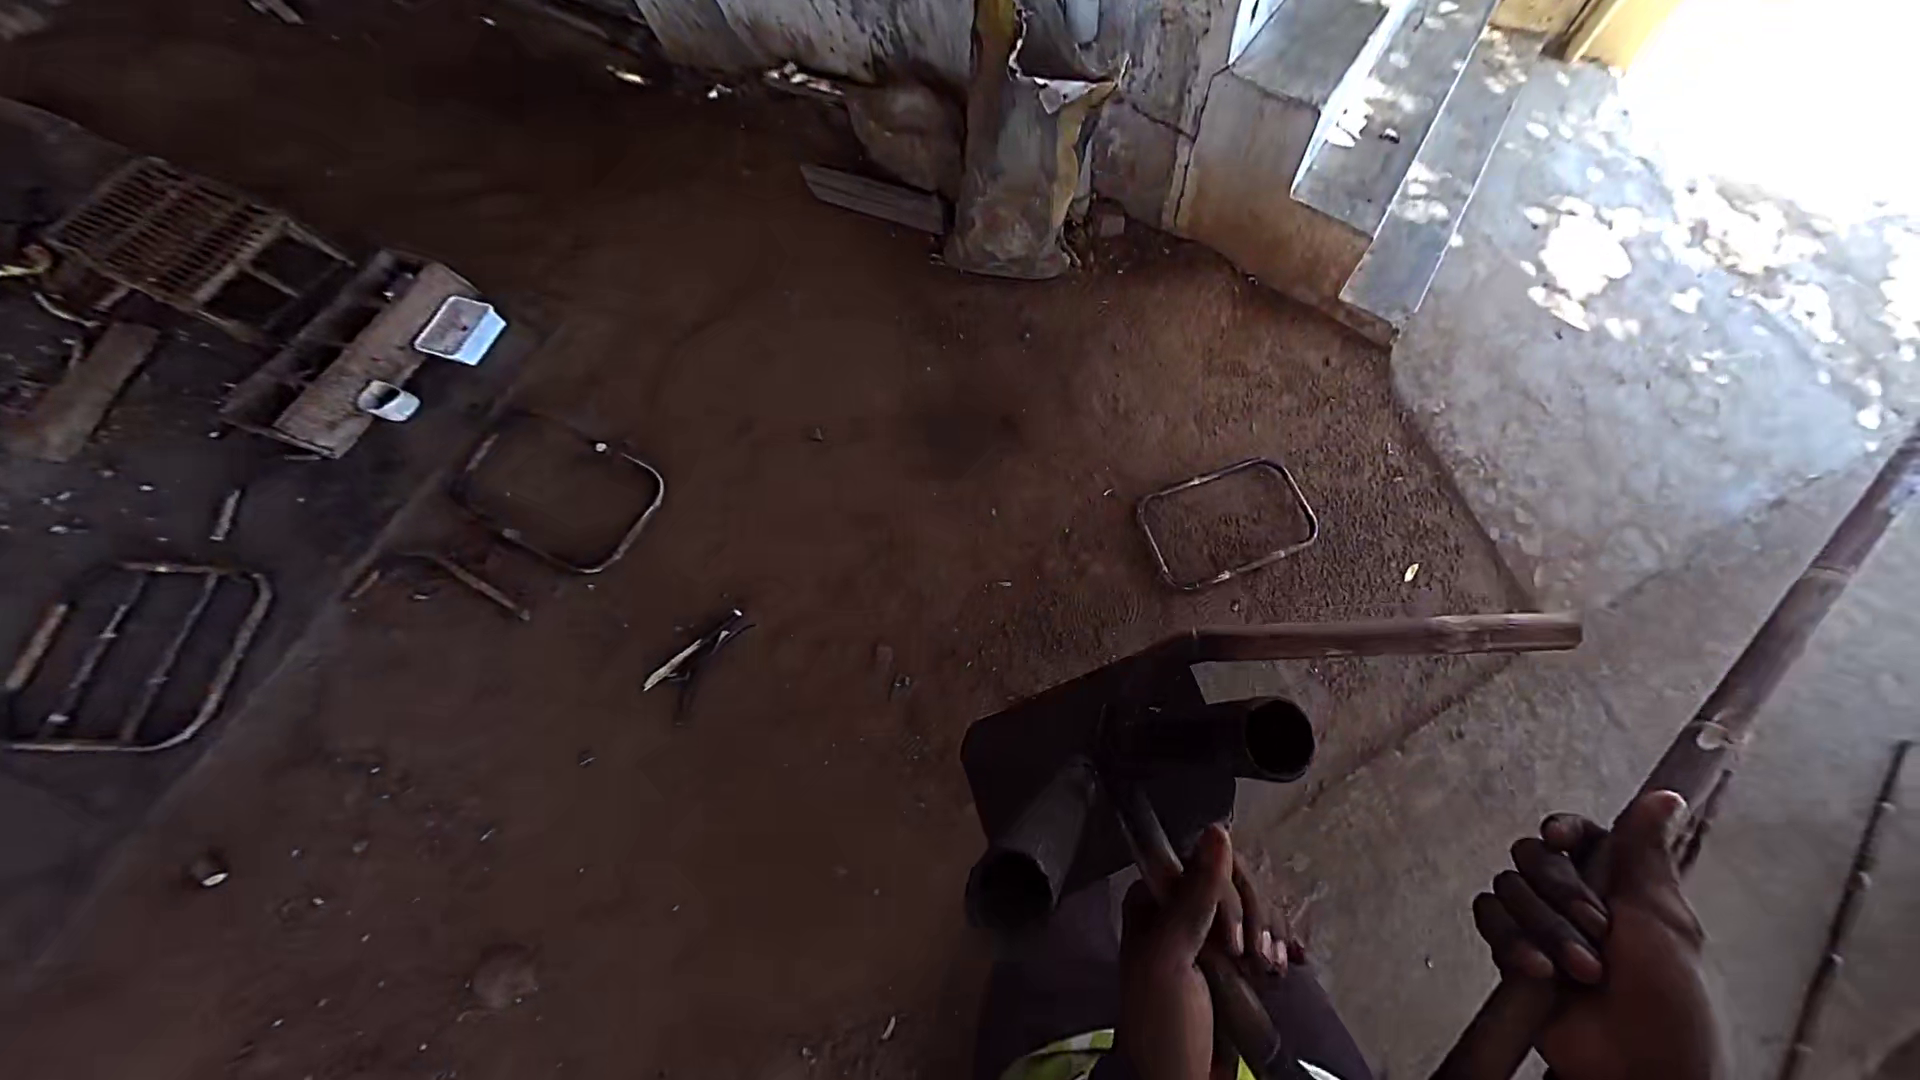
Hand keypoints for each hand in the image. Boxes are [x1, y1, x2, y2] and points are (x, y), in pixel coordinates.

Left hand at [1118, 825, 1285, 1079]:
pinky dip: (1281, 944)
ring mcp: (1210, 932)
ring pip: (1253, 906)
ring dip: (1269, 933)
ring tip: (1271, 971)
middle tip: (1256, 961)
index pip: (1201, 861)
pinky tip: (1292, 960)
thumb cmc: (1164, 1017)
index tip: (1234, 940)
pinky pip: (1265, 933)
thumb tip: (1218, 828)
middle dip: (1253, 917)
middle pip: (1233, 881)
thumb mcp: (1172, 953)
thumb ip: (1197, 893)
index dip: (1228, 891)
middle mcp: (1181, 904)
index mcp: (1156, 894)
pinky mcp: (1235, 960)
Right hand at [1474, 791, 1723, 1079]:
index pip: (1574, 833)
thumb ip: (1646, 856)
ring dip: (1541, 928)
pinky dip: (1511, 941)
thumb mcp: (1664, 923)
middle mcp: (1571, 898)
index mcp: (1614, 887)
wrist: (1636, 1068)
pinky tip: (1536, 970)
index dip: (1562, 829)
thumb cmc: (1669, 1001)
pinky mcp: (1508, 946)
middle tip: (1595, 931)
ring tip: (1575, 969)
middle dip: (1558, 894)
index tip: (1560, 837)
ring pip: (1507, 887)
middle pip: (1533, 857)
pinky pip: (1487, 917)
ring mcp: (1537, 923)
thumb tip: (1665, 795)